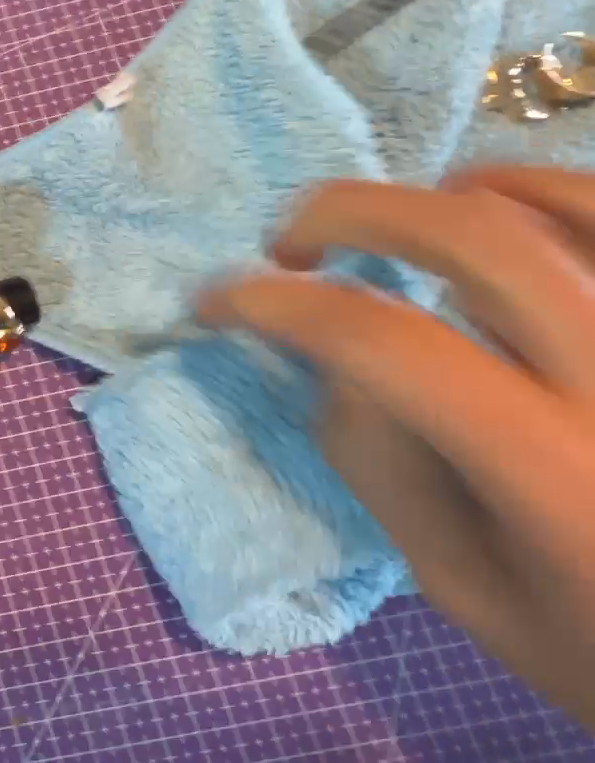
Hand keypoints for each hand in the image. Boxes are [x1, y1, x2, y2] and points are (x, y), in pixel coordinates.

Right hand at [198, 167, 594, 727]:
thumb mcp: (463, 584)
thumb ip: (382, 465)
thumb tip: (329, 353)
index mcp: (559, 479)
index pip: (383, 342)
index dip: (274, 301)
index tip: (216, 302)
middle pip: (477, 238)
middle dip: (347, 212)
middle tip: (289, 242)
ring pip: (565, 202)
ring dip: (446, 194)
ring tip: (393, 225)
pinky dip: (544, 191)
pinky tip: (498, 212)